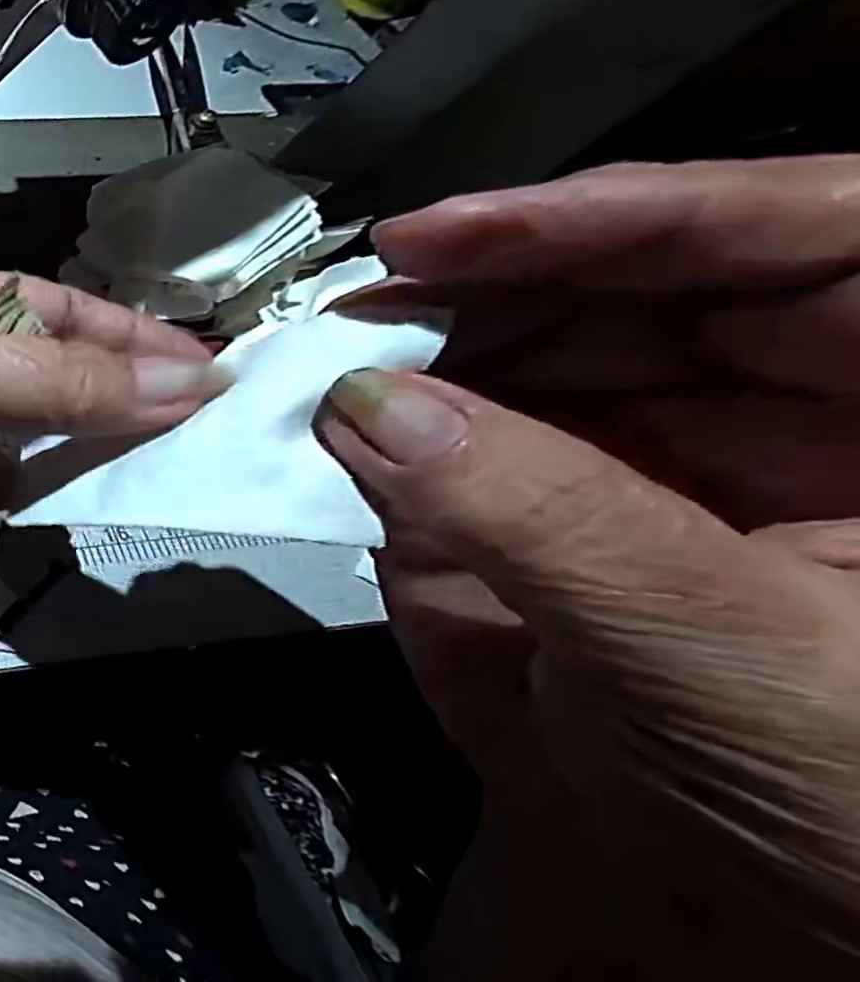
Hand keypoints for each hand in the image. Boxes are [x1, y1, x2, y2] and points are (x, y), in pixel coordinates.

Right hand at [318, 157, 859, 977]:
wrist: (726, 919)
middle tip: (356, 303)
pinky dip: (370, 423)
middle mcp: (761, 404)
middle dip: (479, 287)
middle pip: (616, 288)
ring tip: (319, 356)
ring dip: (406, 354)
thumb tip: (363, 405)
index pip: (799, 240)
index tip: (443, 231)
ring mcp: (616, 450)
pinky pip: (435, 433)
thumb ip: (539, 516)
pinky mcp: (510, 497)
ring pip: (507, 355)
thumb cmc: (836, 806)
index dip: (615, 216)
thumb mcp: (722, 657)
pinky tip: (320, 414)